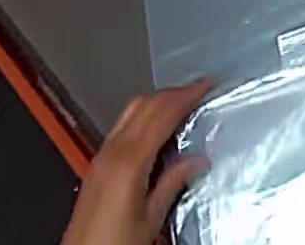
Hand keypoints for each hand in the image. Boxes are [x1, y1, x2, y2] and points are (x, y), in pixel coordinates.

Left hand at [61, 79, 212, 244]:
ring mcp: (102, 154)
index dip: (187, 94)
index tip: (207, 84)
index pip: (163, 112)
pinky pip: (123, 123)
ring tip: (182, 103)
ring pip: (133, 108)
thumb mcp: (150, 220)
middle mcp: (113, 150)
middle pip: (147, 103)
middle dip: (175, 92)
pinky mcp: (96, 163)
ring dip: (159, 99)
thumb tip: (198, 160)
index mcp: (129, 161)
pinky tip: (157, 126)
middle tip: (199, 90)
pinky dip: (145, 113)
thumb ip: (173, 183)